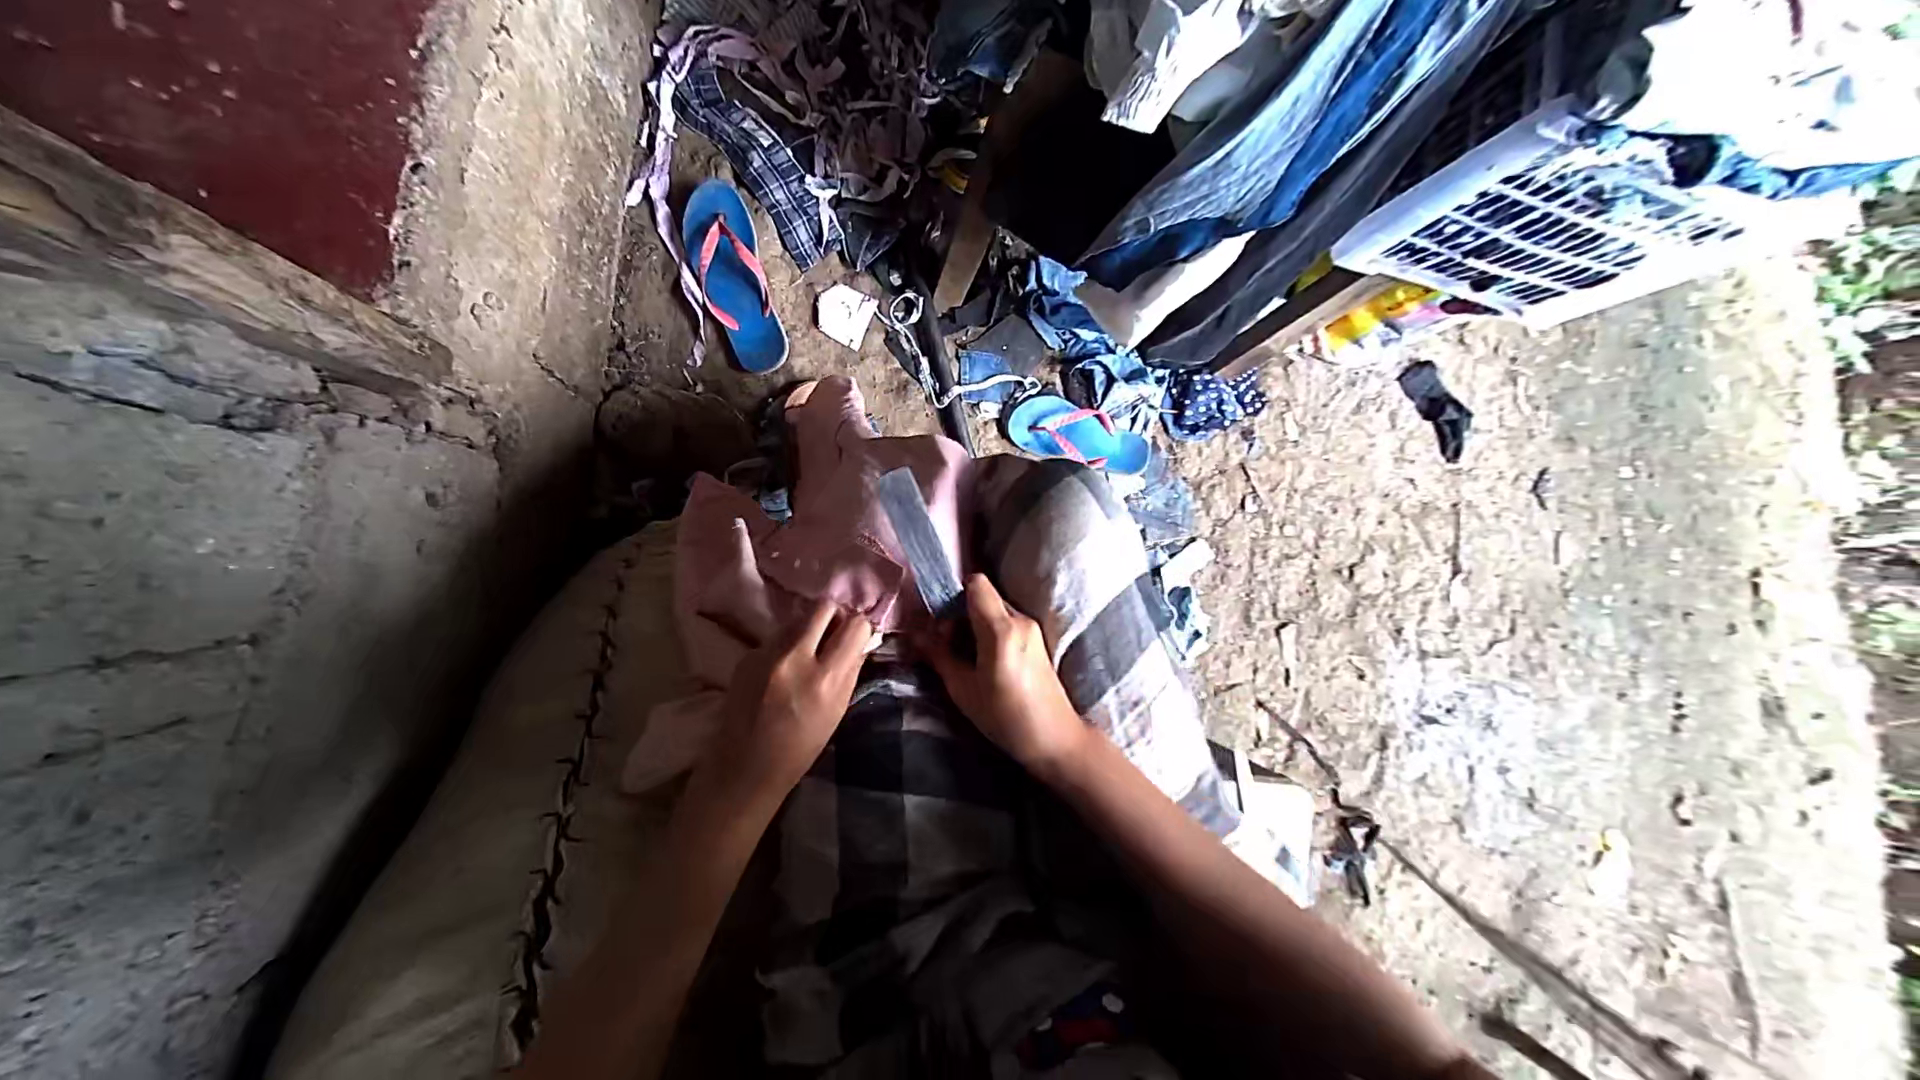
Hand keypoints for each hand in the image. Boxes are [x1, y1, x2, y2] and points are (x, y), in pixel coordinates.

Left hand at [701, 599, 872, 807]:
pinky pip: (776, 636)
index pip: (854, 626)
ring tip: (808, 652)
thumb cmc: (801, 746)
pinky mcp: (747, 655)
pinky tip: (783, 669)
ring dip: (809, 628)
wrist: (745, 766)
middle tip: (834, 634)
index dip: (860, 628)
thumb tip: (861, 639)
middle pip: (823, 607)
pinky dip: (786, 645)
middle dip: (835, 616)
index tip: (857, 637)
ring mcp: (766, 654)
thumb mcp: (837, 710)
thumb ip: (851, 669)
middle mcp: (794, 657)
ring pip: (797, 618)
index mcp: (824, 677)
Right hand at [924, 574, 1090, 776]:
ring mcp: (1032, 629)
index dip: (952, 592)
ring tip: (963, 655)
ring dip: (974, 623)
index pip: (976, 583)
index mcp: (1001, 629)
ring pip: (994, 609)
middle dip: (959, 612)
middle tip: (945, 643)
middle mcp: (1020, 620)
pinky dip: (989, 631)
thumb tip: (914, 635)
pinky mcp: (1037, 640)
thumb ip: (938, 655)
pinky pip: (1007, 622)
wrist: (1054, 738)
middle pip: (983, 596)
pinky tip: (982, 660)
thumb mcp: (963, 689)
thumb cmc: (1005, 717)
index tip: (938, 619)